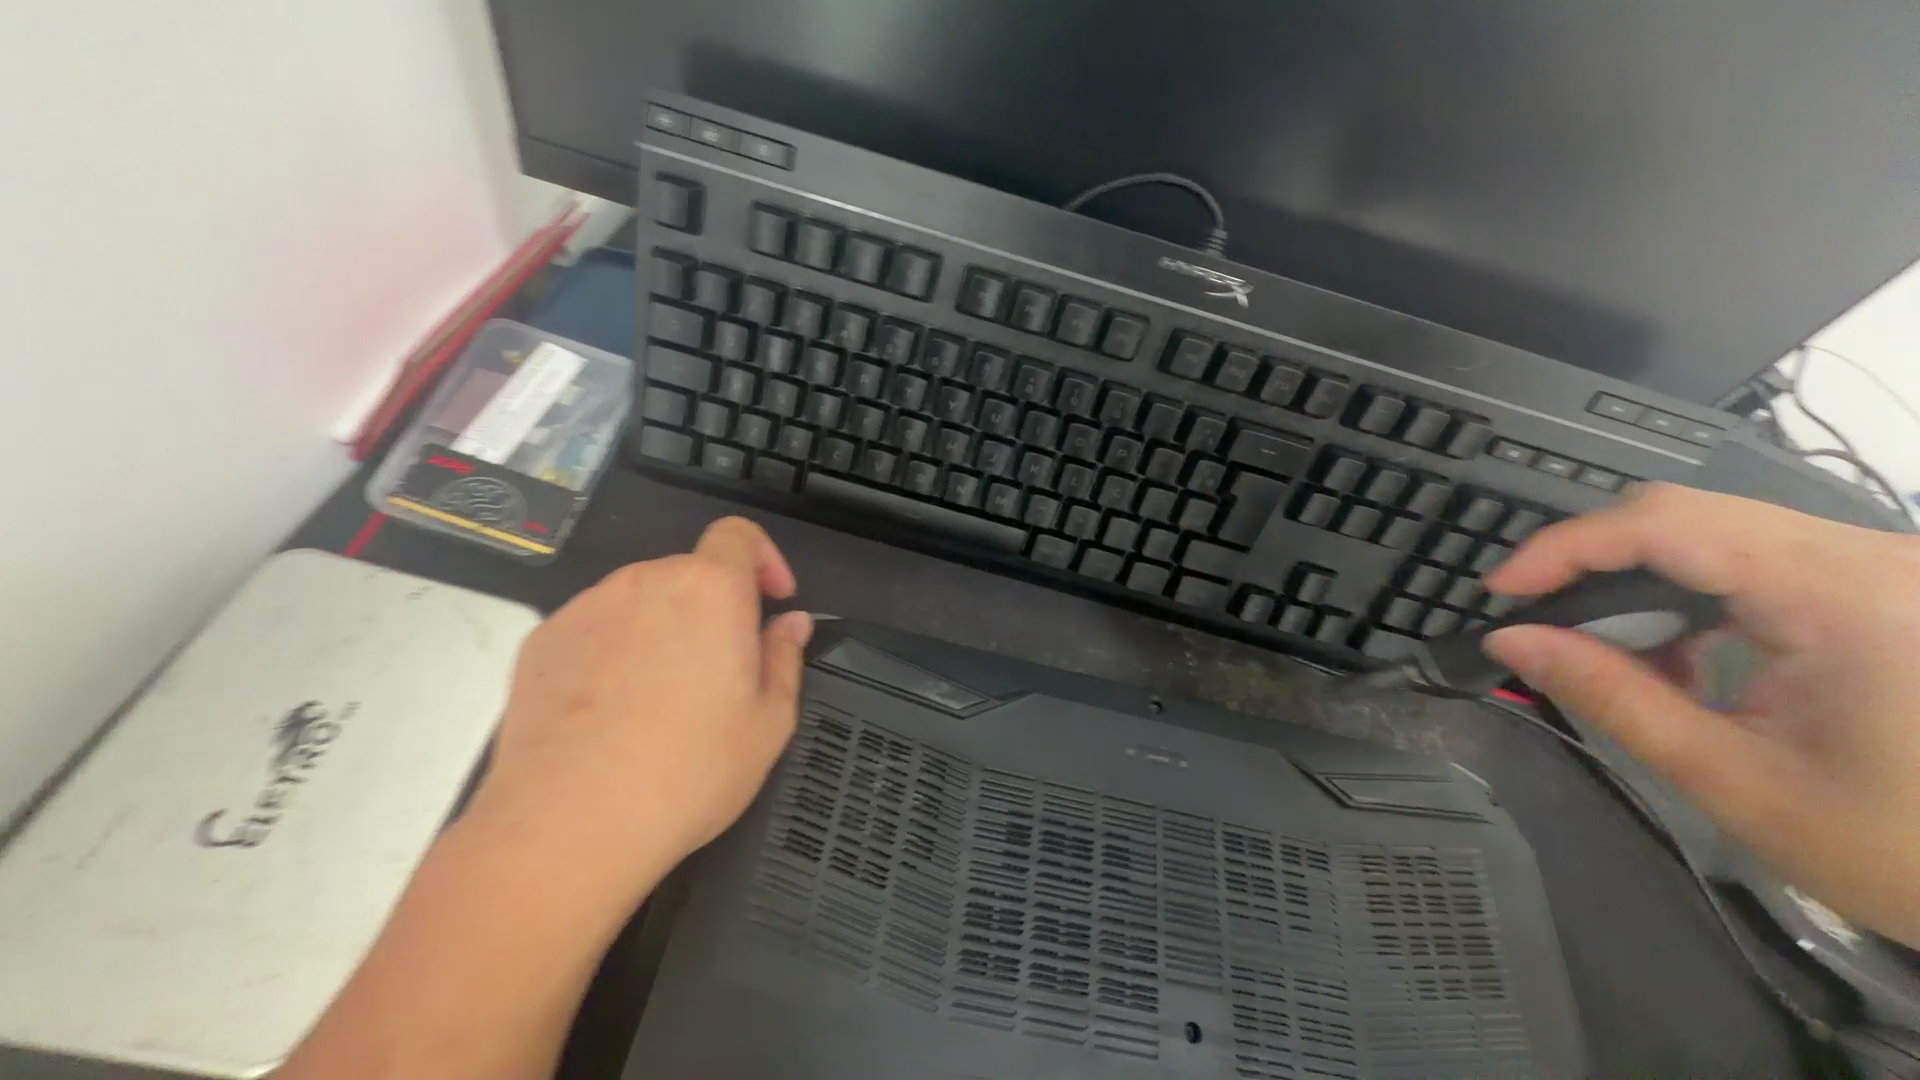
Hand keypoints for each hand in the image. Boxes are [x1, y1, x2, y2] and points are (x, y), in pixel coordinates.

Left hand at [480, 517, 812, 898]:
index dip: (763, 560)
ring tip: (662, 701)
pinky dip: (612, 654)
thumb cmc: (688, 772)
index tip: (771, 601)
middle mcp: (645, 582)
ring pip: (640, 602)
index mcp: (710, 590)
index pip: (739, 535)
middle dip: (714, 608)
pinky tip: (612, 714)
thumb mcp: (769, 724)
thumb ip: (785, 659)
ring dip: (662, 630)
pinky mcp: (542, 641)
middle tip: (722, 672)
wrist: (568, 824)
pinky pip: (594, 631)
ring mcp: (586, 609)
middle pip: (690, 573)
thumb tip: (790, 625)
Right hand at [1483, 483, 1919, 947]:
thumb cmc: (1899, 848)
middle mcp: (1871, 558)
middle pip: (1685, 514)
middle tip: (1537, 618)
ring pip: (1713, 530)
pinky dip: (1689, 594)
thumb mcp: (1730, 778)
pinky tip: (1680, 655)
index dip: (1566, 547)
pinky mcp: (1879, 584)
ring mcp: (1880, 567)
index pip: (1666, 524)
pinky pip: (1753, 557)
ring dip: (1639, 581)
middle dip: (1594, 561)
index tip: (1501, 591)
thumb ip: (1610, 696)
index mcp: (1845, 597)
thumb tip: (1510, 641)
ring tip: (1610, 652)